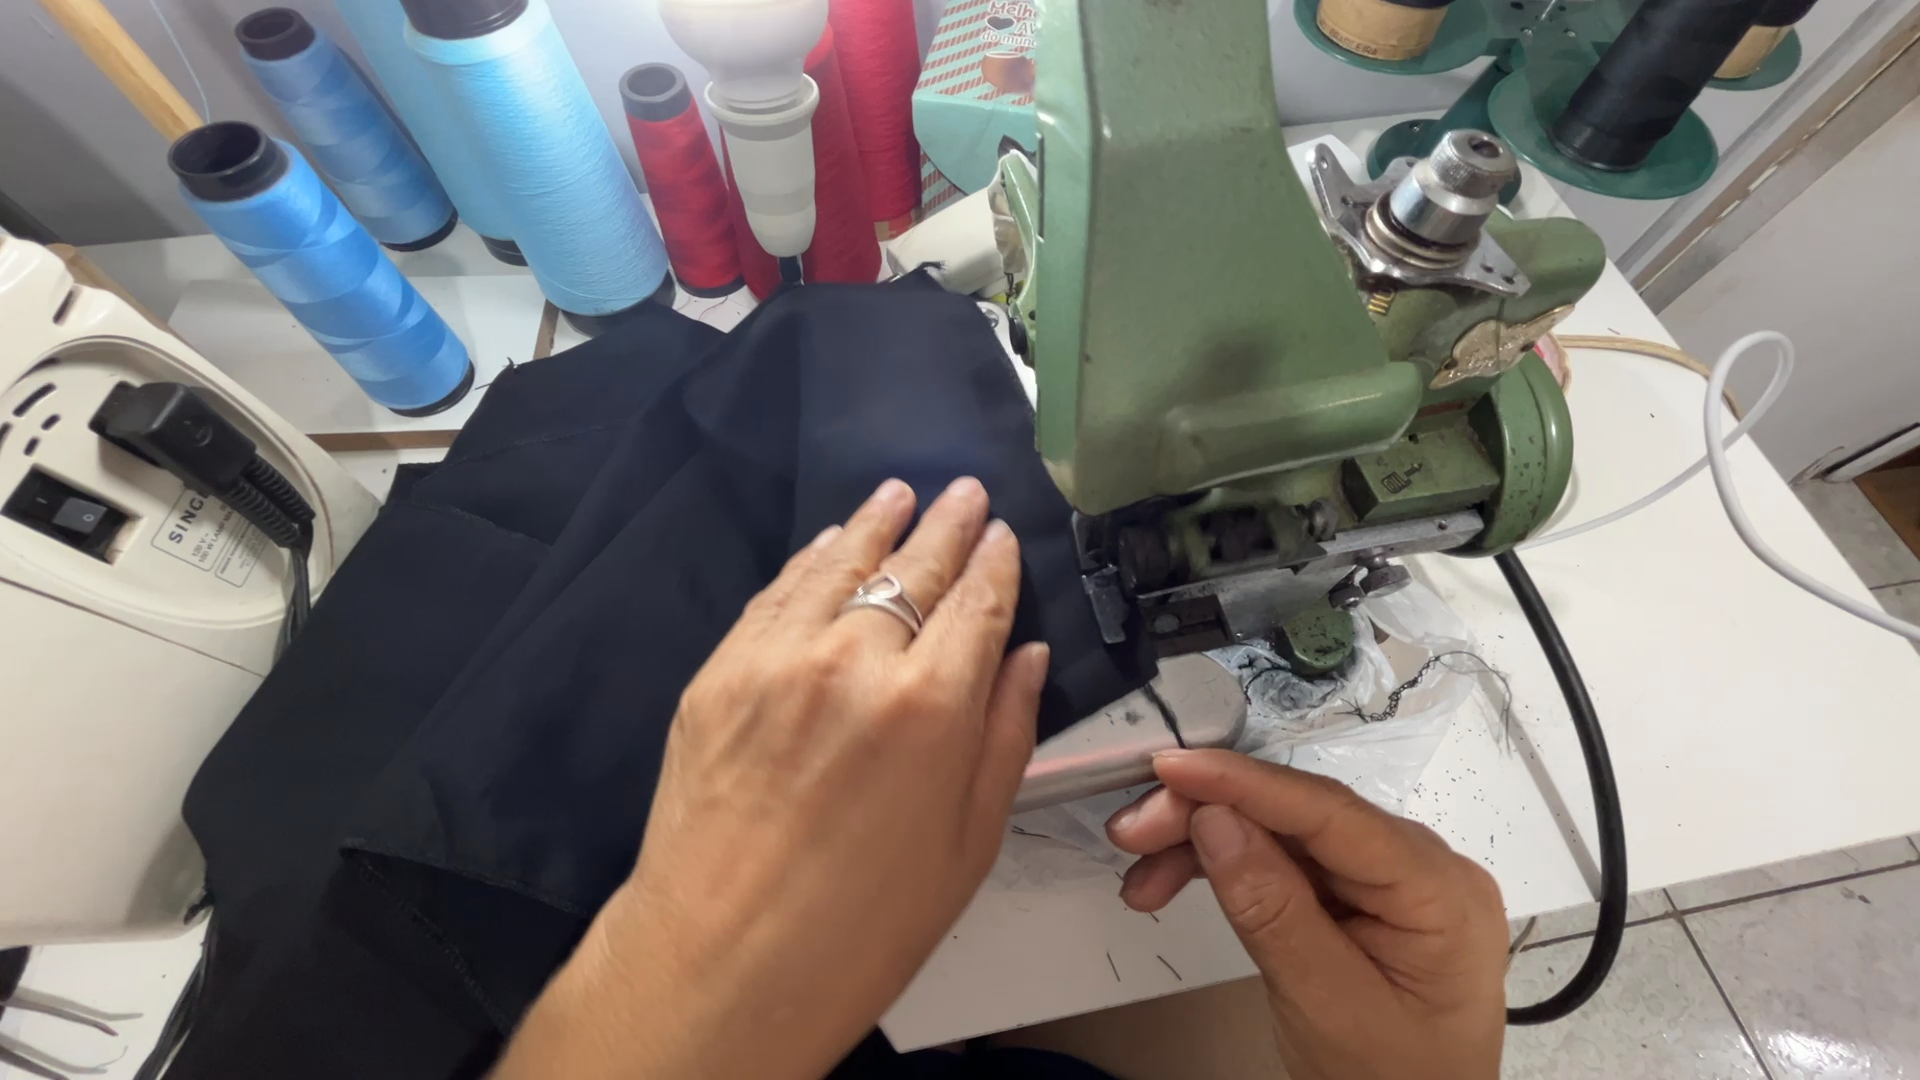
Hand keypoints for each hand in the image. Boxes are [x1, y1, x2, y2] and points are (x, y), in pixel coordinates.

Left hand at [492, 477, 1047, 1079]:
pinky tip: (830, 541)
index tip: (1003, 534)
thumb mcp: (970, 840)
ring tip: (900, 491)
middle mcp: (855, 661)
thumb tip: (1026, 653)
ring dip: (877, 522)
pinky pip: (778, 592)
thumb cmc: (866, 921)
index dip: (995, 563)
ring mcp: (780, 657)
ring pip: (841, 563)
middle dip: (947, 525)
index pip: (976, 604)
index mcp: (929, 706)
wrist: (720, 962)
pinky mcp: (723, 668)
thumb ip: (1006, 732)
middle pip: (915, 569)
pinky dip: (811, 559)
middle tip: (965, 491)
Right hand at [1105, 751, 1506, 1079]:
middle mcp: (1408, 861)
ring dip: (1195, 843)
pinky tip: (1162, 883)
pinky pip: (1266, 857)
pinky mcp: (1339, 889)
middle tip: (1129, 832)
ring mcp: (1372, 874)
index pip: (1328, 811)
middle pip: (1289, 814)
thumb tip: (1212, 819)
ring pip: (1267, 830)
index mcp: (1435, 887)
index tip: (1169, 766)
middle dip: (1204, 815)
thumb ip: (1272, 910)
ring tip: (1137, 875)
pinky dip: (1210, 867)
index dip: (1242, 781)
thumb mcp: (1327, 1008)